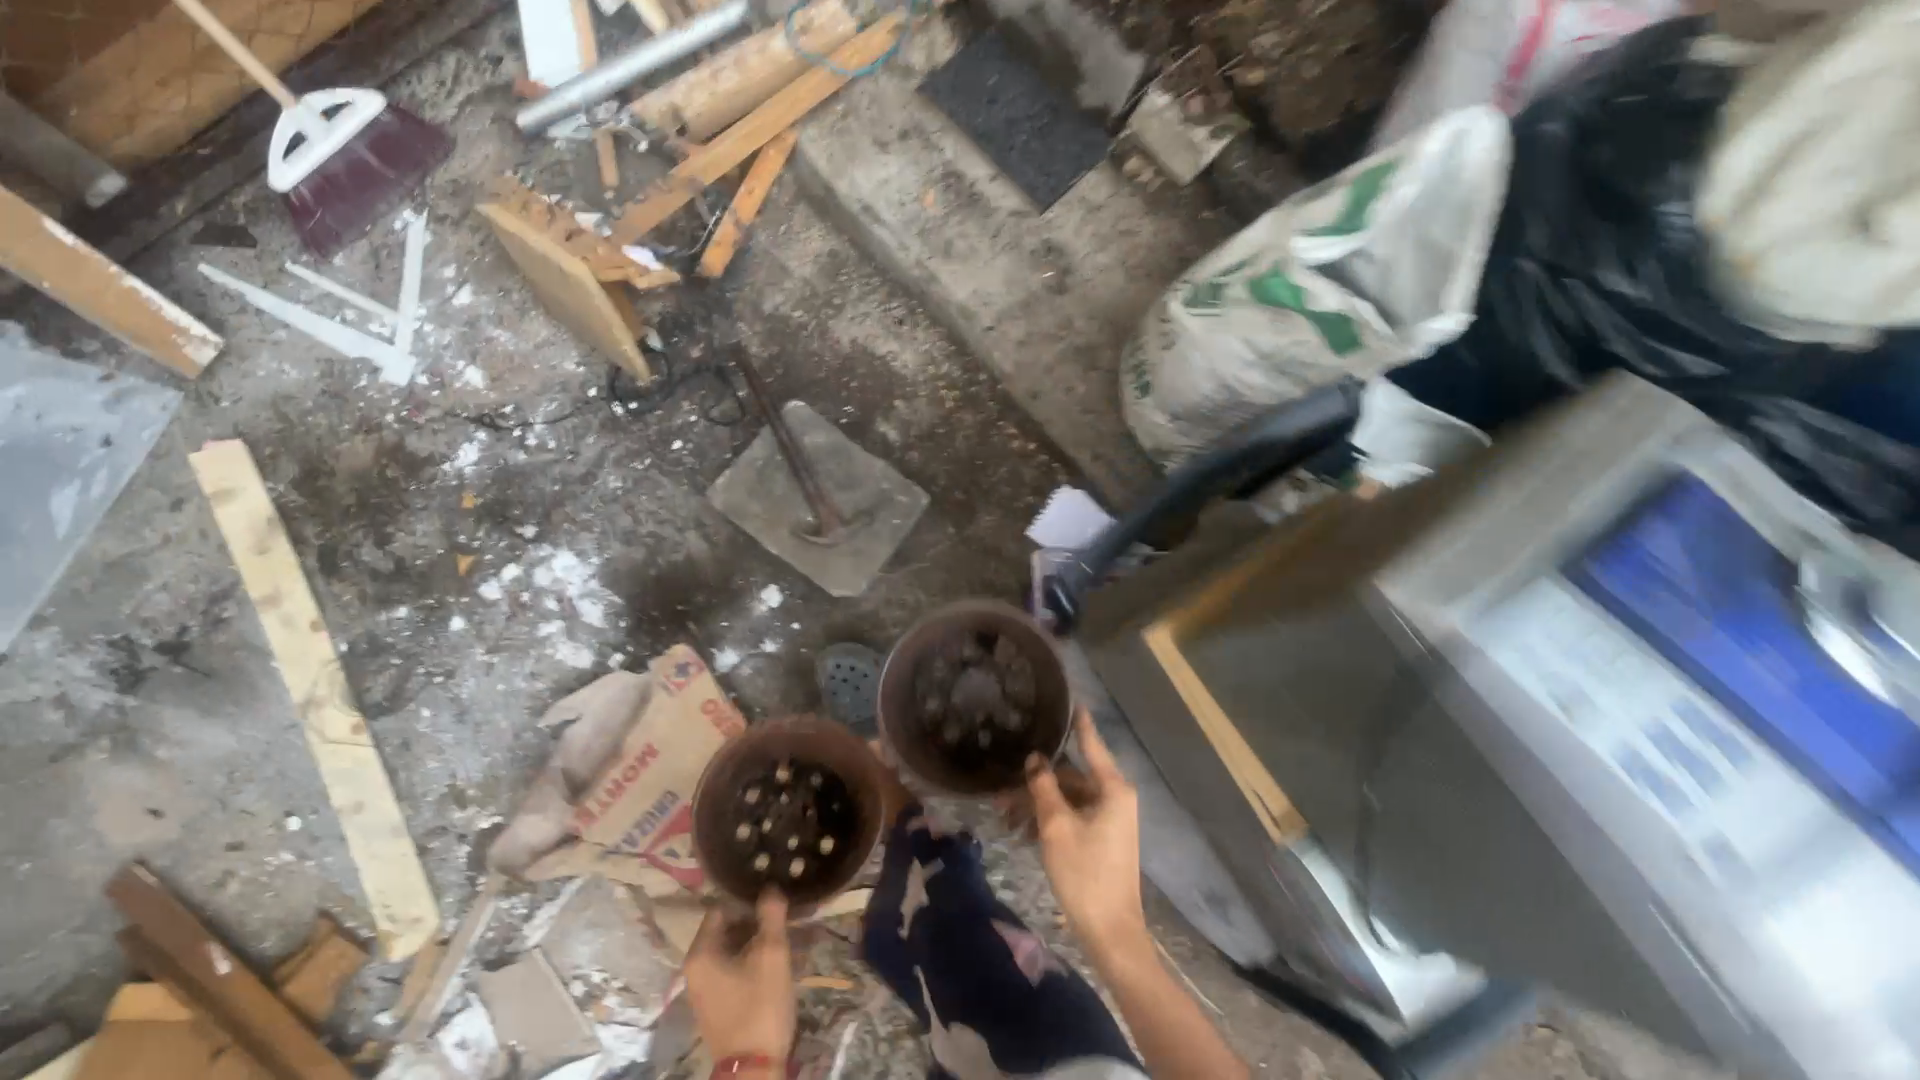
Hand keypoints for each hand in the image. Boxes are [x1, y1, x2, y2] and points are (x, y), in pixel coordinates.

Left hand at [684, 890, 795, 1065]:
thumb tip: (771, 887)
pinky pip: (735, 971)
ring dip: (761, 942)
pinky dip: (755, 962)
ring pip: (735, 951)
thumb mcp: (771, 955)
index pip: (721, 909)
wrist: (753, 1068)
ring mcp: (705, 989)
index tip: (774, 899)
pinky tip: (782, 963)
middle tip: (788, 918)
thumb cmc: (760, 1005)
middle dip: (758, 922)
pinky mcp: (718, 1005)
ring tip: (792, 939)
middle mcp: (696, 968)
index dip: (748, 900)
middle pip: (728, 930)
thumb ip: (771, 916)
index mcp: (701, 953)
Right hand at [1027, 708, 1146, 951]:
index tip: (1072, 699)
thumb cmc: (1085, 873)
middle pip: (1072, 777)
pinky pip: (1072, 818)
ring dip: (1038, 805)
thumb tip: (1035, 759)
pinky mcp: (1102, 839)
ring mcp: (1110, 820)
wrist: (1109, 929)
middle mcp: (1115, 798)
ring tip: (1004, 817)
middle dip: (1037, 782)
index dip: (1079, 723)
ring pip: (1068, 799)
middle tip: (1001, 788)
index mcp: (1113, 789)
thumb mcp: (1056, 827)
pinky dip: (1049, 821)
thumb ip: (1044, 788)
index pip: (1092, 744)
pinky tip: (1021, 834)